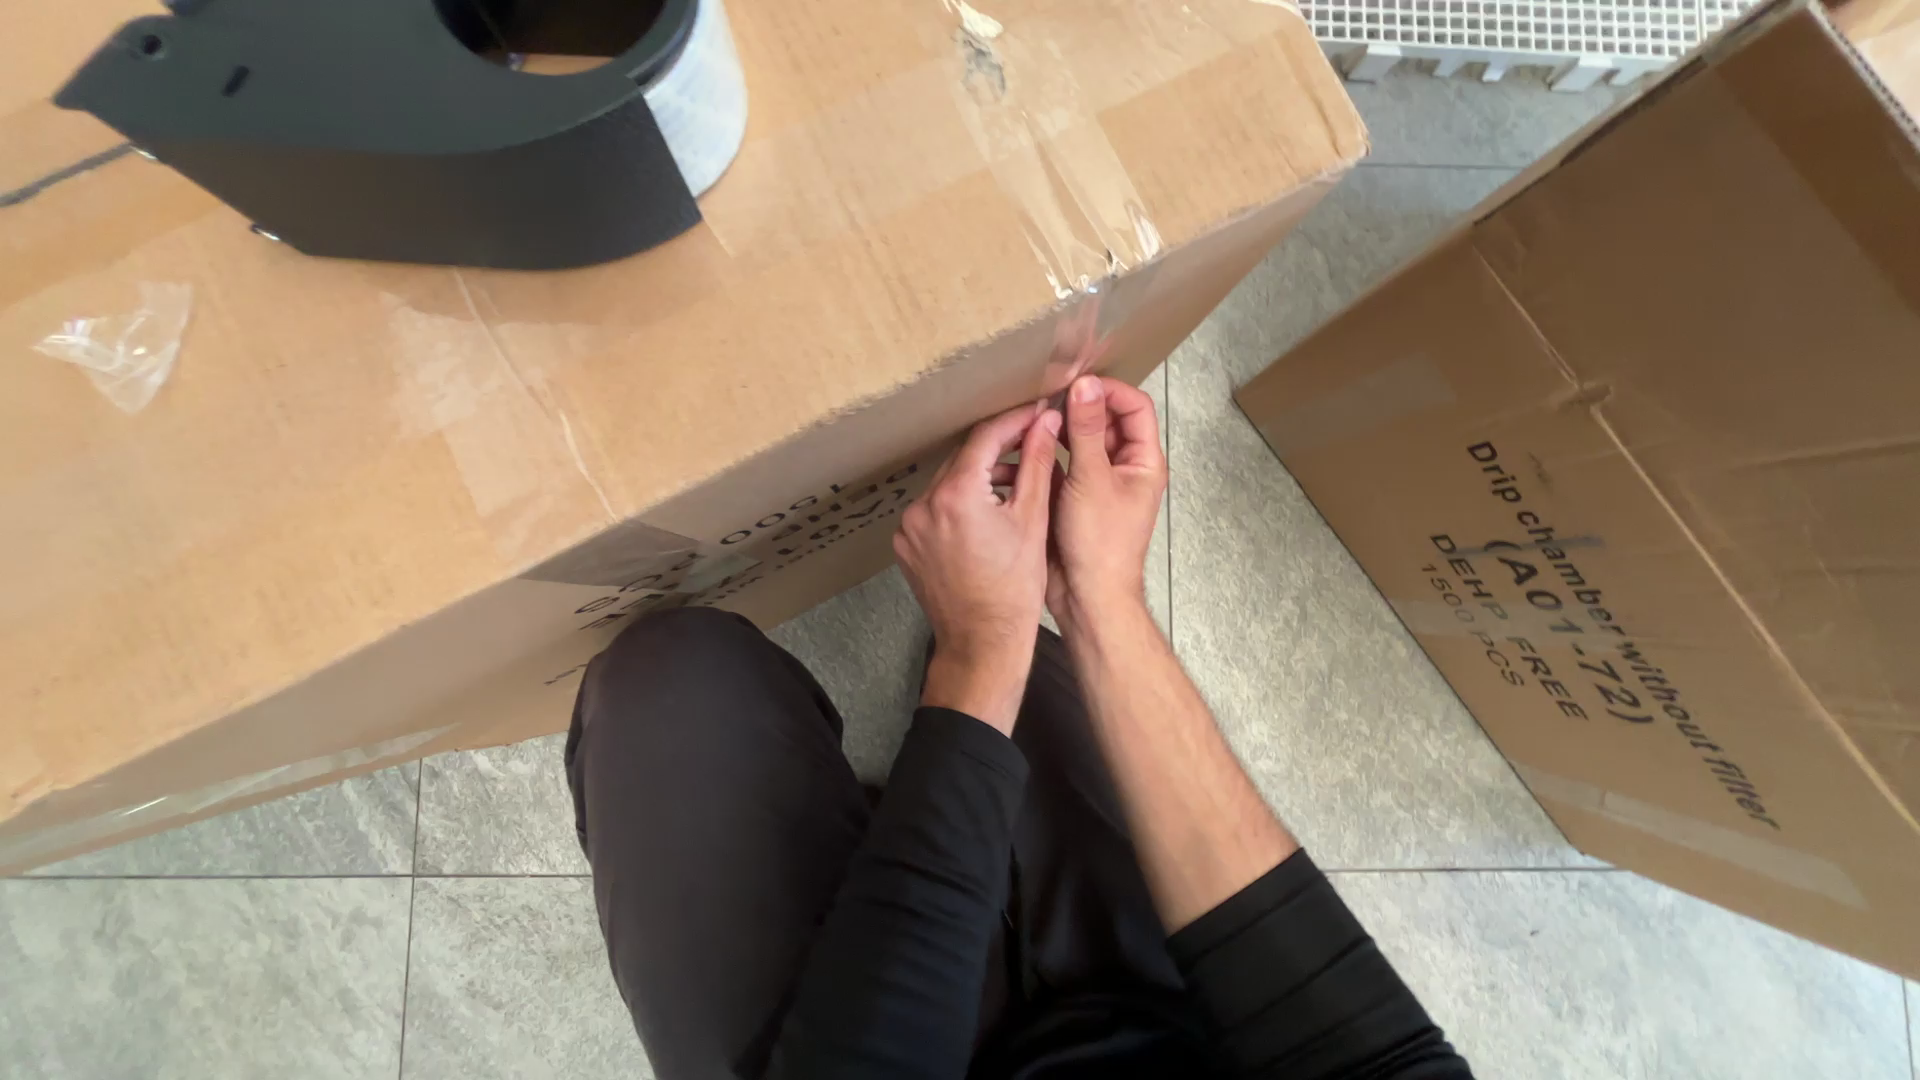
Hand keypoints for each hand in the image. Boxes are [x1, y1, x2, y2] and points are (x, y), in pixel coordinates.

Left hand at [894, 401, 1062, 733]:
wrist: (983, 641)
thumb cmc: (1014, 589)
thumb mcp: (1033, 520)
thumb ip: (1036, 463)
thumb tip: (1045, 421)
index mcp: (957, 495)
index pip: (985, 437)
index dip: (1013, 421)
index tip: (1035, 413)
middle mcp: (923, 506)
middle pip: (963, 459)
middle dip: (997, 450)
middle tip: (1030, 444)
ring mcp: (909, 527)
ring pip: (947, 483)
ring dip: (978, 478)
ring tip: (1013, 485)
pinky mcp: (906, 544)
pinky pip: (933, 509)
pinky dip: (958, 503)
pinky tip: (984, 514)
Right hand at [1047, 375, 1166, 635]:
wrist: (1087, 594)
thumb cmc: (1100, 545)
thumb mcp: (1092, 479)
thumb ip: (1087, 430)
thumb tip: (1085, 386)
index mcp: (1143, 462)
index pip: (1134, 408)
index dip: (1108, 391)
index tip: (1076, 384)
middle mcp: (1123, 468)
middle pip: (1106, 421)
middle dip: (1080, 407)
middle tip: (1048, 397)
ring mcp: (1097, 483)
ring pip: (1081, 442)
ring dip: (1060, 429)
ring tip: (1034, 417)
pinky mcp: (1073, 497)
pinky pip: (1062, 465)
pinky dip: (1047, 453)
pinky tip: (1025, 447)